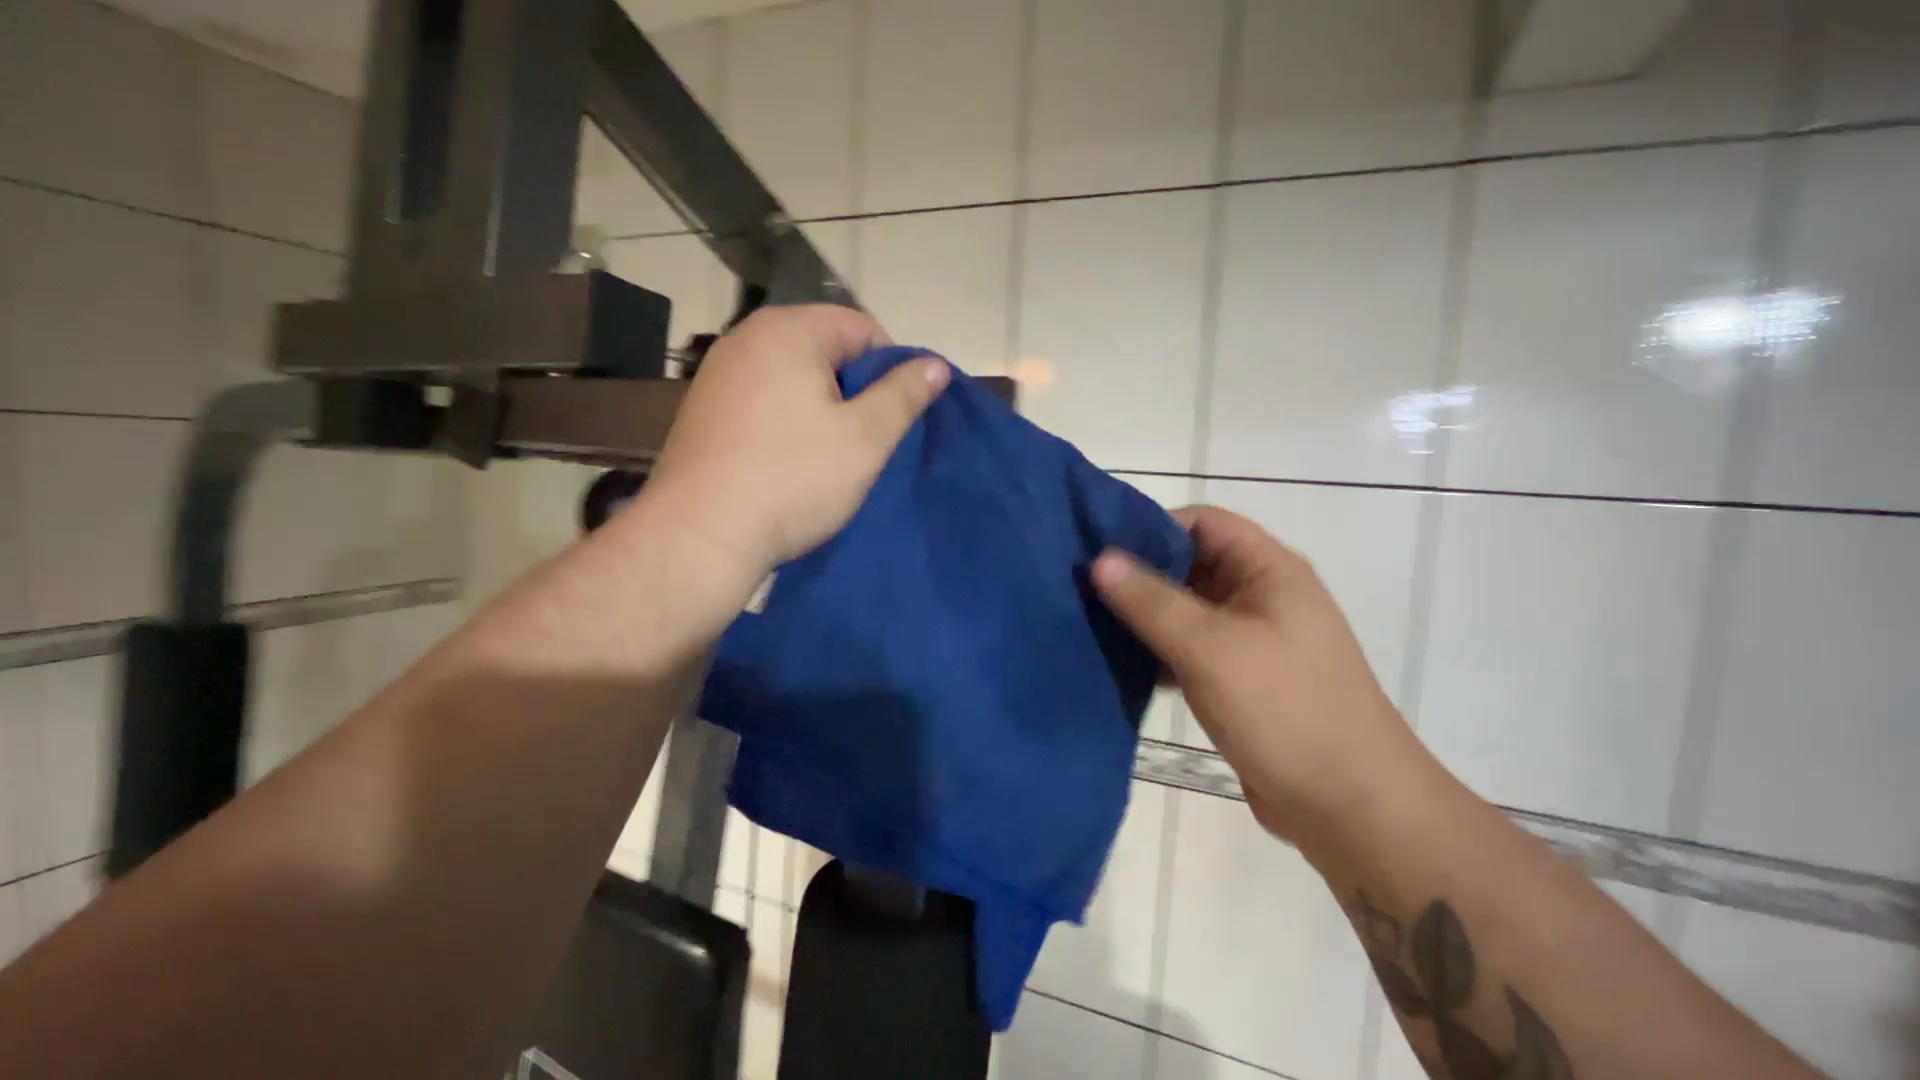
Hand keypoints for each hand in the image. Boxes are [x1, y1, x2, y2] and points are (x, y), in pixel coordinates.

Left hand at [640, 305, 949, 576]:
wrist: (700, 535)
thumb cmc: (792, 479)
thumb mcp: (865, 438)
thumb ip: (904, 394)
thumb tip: (935, 364)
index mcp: (787, 330)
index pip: (862, 328)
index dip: (891, 369)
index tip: (895, 418)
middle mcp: (745, 338)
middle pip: (824, 350)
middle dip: (853, 391)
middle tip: (867, 442)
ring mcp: (716, 375)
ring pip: (792, 380)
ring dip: (819, 411)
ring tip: (829, 459)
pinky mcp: (700, 412)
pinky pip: (761, 403)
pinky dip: (784, 425)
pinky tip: (787, 467)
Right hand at [1092, 507, 1423, 841]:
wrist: (1349, 804)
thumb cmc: (1285, 709)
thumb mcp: (1211, 648)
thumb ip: (1153, 601)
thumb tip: (1100, 558)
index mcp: (1269, 570)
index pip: (1202, 522)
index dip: (1149, 526)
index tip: (1093, 546)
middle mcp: (1262, 596)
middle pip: (1191, 565)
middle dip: (1137, 574)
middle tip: (1075, 587)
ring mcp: (1253, 642)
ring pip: (1187, 612)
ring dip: (1143, 618)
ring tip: (1083, 624)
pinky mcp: (1241, 683)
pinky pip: (1190, 653)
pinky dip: (1157, 655)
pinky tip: (1115, 667)